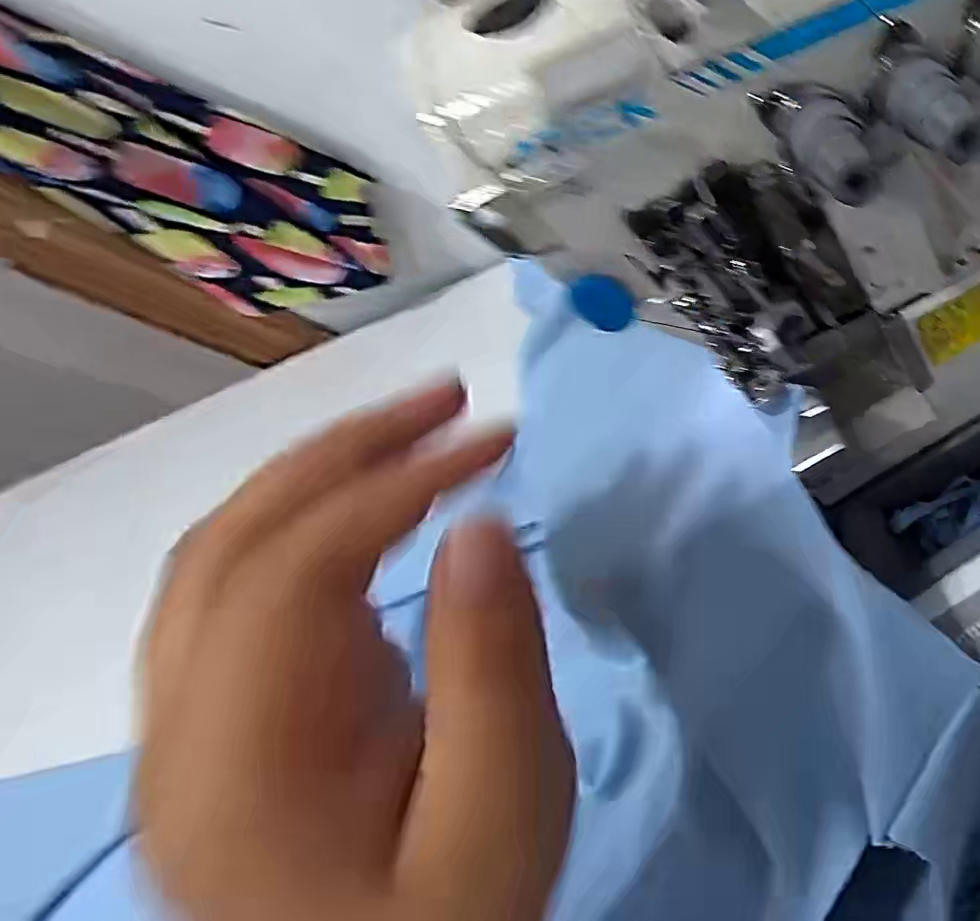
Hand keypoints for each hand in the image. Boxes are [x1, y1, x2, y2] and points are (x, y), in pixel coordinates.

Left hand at [136, 381, 575, 920]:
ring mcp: (205, 718)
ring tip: (428, 426)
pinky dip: (325, 518)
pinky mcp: (248, 713)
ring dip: (327, 470)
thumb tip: (484, 526)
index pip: (296, 568)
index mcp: (244, 752)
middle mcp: (189, 723)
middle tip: (457, 399)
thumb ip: (490, 661)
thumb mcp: (501, 793)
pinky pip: (259, 587)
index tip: (499, 440)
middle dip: (347, 448)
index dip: (398, 483)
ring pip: (229, 556)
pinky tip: (395, 504)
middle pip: (231, 543)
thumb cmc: (456, 905)